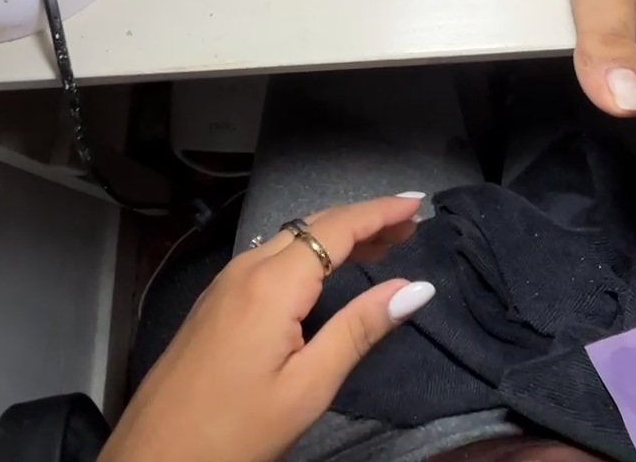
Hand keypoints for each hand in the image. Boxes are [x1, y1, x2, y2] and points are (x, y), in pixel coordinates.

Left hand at [101, 195, 437, 461]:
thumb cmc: (233, 432)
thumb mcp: (307, 388)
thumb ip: (360, 329)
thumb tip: (416, 287)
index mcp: (274, 282)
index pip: (338, 227)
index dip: (381, 210)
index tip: (418, 203)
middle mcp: (249, 265)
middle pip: (316, 224)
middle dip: (365, 219)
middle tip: (410, 226)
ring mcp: (228, 279)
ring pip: (293, 236)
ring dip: (339, 234)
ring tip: (383, 244)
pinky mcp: (217, 297)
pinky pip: (274, 254)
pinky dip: (311, 251)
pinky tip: (328, 270)